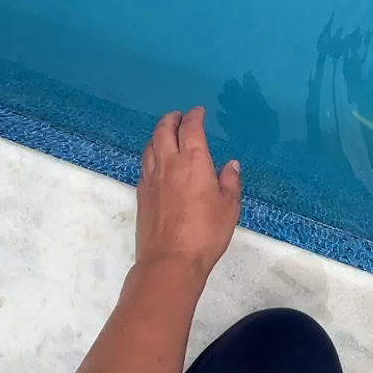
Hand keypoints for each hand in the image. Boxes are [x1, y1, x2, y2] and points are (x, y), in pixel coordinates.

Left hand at [134, 107, 241, 281]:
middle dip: (172, 119)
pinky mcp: (141, 193)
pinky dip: (151, 153)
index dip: (194, 117)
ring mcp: (151, 178)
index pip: (191, 129)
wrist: (170, 260)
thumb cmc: (206, 233)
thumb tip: (230, 165)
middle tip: (179, 116)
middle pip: (164, 130)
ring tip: (166, 133)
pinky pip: (145, 163)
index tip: (198, 112)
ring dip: (158, 134)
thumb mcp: (230, 207)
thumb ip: (230, 182)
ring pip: (150, 145)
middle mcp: (170, 164)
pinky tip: (157, 160)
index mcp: (194, 162)